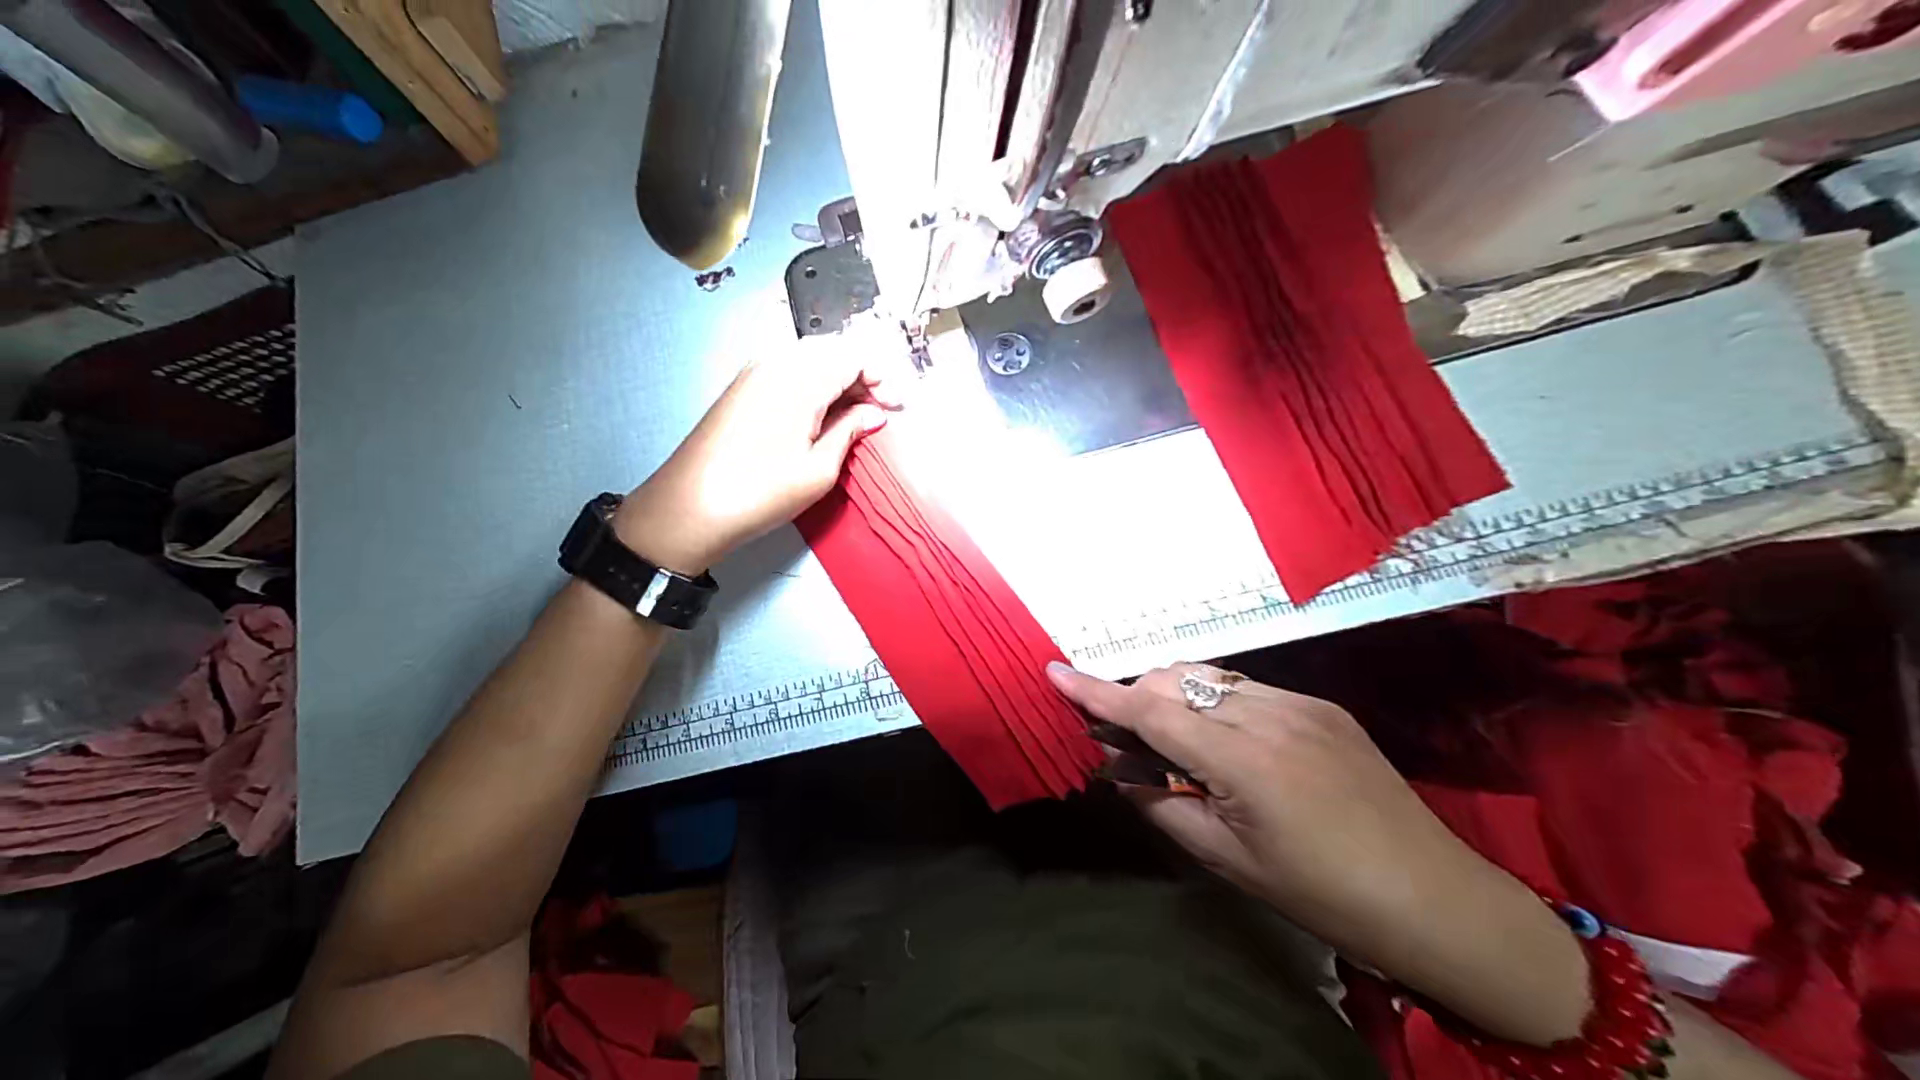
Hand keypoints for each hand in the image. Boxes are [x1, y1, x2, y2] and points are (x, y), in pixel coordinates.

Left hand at [614, 331, 900, 573]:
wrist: (688, 508)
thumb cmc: (760, 493)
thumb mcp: (818, 469)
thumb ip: (850, 431)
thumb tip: (873, 414)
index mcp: (799, 378)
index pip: (853, 356)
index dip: (882, 379)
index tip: (896, 408)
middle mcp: (775, 364)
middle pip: (831, 351)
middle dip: (862, 376)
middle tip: (879, 410)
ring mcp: (753, 374)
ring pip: (809, 359)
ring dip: (837, 380)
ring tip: (853, 415)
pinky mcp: (741, 389)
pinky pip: (787, 372)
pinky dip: (812, 385)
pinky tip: (820, 415)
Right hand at [1047, 661, 1590, 1046]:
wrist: (1435, 898)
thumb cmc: (1321, 894)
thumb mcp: (1226, 860)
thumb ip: (1161, 804)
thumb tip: (1119, 766)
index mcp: (1245, 762)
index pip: (1151, 711)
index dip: (1098, 691)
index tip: (1057, 671)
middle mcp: (1272, 715)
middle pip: (1177, 679)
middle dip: (1138, 695)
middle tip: (1127, 739)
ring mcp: (1303, 703)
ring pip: (1212, 677)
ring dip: (1178, 696)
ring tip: (1178, 741)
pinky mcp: (1324, 706)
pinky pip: (1249, 689)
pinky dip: (1218, 704)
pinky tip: (1229, 743)